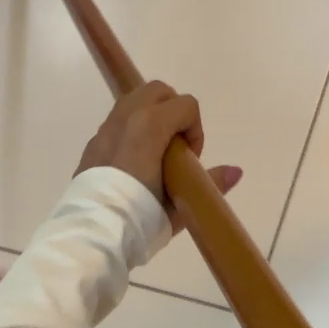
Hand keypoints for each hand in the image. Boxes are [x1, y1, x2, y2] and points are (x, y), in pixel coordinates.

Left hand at [75, 80, 241, 231]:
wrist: (94, 236)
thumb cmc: (140, 220)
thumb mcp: (178, 205)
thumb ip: (210, 183)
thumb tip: (237, 172)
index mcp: (149, 125)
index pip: (186, 105)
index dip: (195, 130)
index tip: (190, 161)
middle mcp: (126, 118)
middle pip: (158, 91)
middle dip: (173, 112)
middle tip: (175, 149)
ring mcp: (105, 130)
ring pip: (133, 102)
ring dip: (150, 118)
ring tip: (154, 155)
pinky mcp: (91, 146)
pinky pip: (116, 125)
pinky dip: (129, 133)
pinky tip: (130, 166)